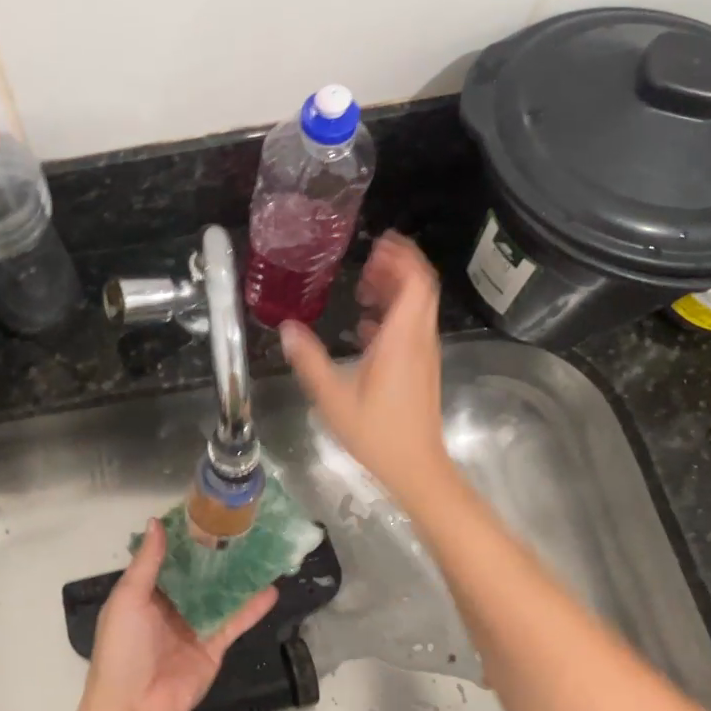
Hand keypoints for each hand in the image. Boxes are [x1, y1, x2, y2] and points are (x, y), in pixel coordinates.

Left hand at [81, 517, 278, 710]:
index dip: (184, 537)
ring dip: (238, 576)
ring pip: (219, 595)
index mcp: (145, 593)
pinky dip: (252, 607)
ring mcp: (194, 626)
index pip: (167, 558)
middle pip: (197, 574)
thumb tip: (156, 522)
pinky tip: (272, 588)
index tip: (205, 511)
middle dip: (215, 553)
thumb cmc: (123, 648)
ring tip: (262, 549)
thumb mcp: (128, 598)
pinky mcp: (214, 646)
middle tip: (240, 525)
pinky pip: (234, 622)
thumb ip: (147, 562)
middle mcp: (170, 606)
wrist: (135, 708)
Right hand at [279, 232, 451, 499]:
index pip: (415, 282)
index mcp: (401, 339)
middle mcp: (418, 339)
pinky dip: (394, 315)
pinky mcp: (422, 367)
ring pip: (418, 307)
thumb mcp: (333, 397)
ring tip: (363, 286)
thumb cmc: (376, 433)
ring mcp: (424, 354)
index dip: (402, 257)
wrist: (417, 467)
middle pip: (420, 288)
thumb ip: (309, 360)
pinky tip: (365, 326)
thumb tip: (287, 329)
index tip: (380, 243)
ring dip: (395, 290)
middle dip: (397, 267)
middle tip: (368, 259)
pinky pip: (413, 326)